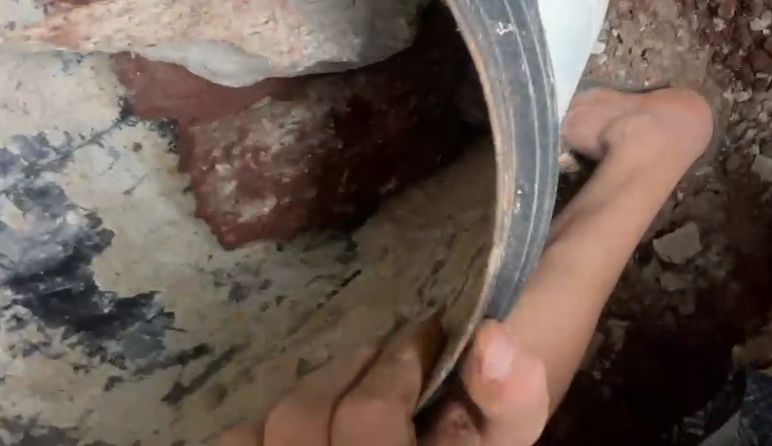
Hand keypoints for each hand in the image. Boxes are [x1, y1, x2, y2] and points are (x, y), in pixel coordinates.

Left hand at [219, 322, 548, 445]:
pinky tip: (305, 434)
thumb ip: (514, 390)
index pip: (369, 414)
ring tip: (343, 396)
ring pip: (258, 434)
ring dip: (304, 402)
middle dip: (353, 371)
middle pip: (304, 417)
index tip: (428, 335)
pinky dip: (261, 434)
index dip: (401, 360)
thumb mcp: (509, 434)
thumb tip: (486, 338)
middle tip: (388, 357)